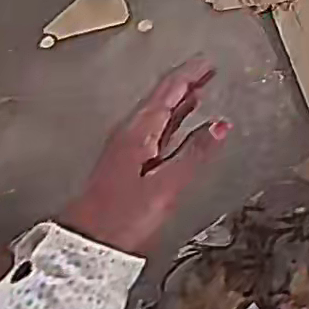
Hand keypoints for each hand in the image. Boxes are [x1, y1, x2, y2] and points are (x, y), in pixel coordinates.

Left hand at [60, 59, 227, 254]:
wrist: (88, 246)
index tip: (206, 62)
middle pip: (161, 98)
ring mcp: (129, 148)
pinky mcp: (131, 162)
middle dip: (186, 81)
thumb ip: (195, 152)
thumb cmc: (122, 217)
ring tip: (200, 87)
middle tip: (208, 69)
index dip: (188, 75)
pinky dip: (175, 118)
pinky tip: (184, 120)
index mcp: (138, 133)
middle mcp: (131, 135)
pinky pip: (159, 129)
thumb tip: (220, 125)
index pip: (167, 93)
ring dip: (181, 98)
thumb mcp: (166, 185)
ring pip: (160, 113)